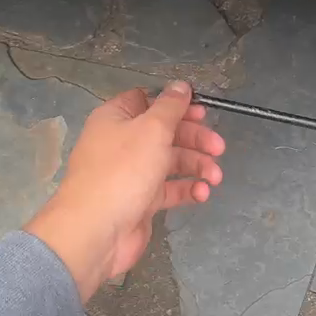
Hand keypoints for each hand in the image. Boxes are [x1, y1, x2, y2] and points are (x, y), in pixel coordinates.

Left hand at [25, 81, 224, 301]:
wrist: (96, 230)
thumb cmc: (123, 171)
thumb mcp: (152, 129)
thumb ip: (171, 106)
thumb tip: (181, 85)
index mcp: (117, 119)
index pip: (148, 101)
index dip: (176, 104)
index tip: (202, 111)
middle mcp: (122, 143)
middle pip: (166, 132)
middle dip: (195, 139)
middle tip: (219, 148)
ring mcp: (131, 173)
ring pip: (171, 162)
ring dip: (197, 166)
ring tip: (215, 177)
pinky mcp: (141, 200)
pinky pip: (169, 189)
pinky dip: (187, 189)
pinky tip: (202, 194)